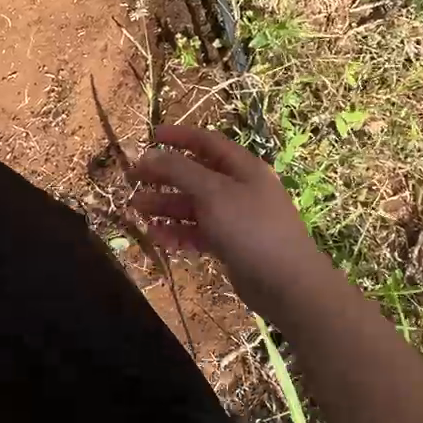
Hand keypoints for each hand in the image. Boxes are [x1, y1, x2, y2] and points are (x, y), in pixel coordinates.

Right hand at [130, 122, 336, 317]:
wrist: (289, 286)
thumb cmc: (251, 227)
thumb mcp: (212, 192)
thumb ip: (179, 170)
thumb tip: (150, 154)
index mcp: (242, 168)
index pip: (206, 141)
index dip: (179, 136)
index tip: (151, 136)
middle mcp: (239, 188)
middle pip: (194, 174)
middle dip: (163, 176)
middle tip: (133, 178)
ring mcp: (236, 218)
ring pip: (193, 205)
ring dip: (165, 206)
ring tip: (136, 210)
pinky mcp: (232, 244)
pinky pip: (199, 231)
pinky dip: (178, 232)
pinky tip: (157, 237)